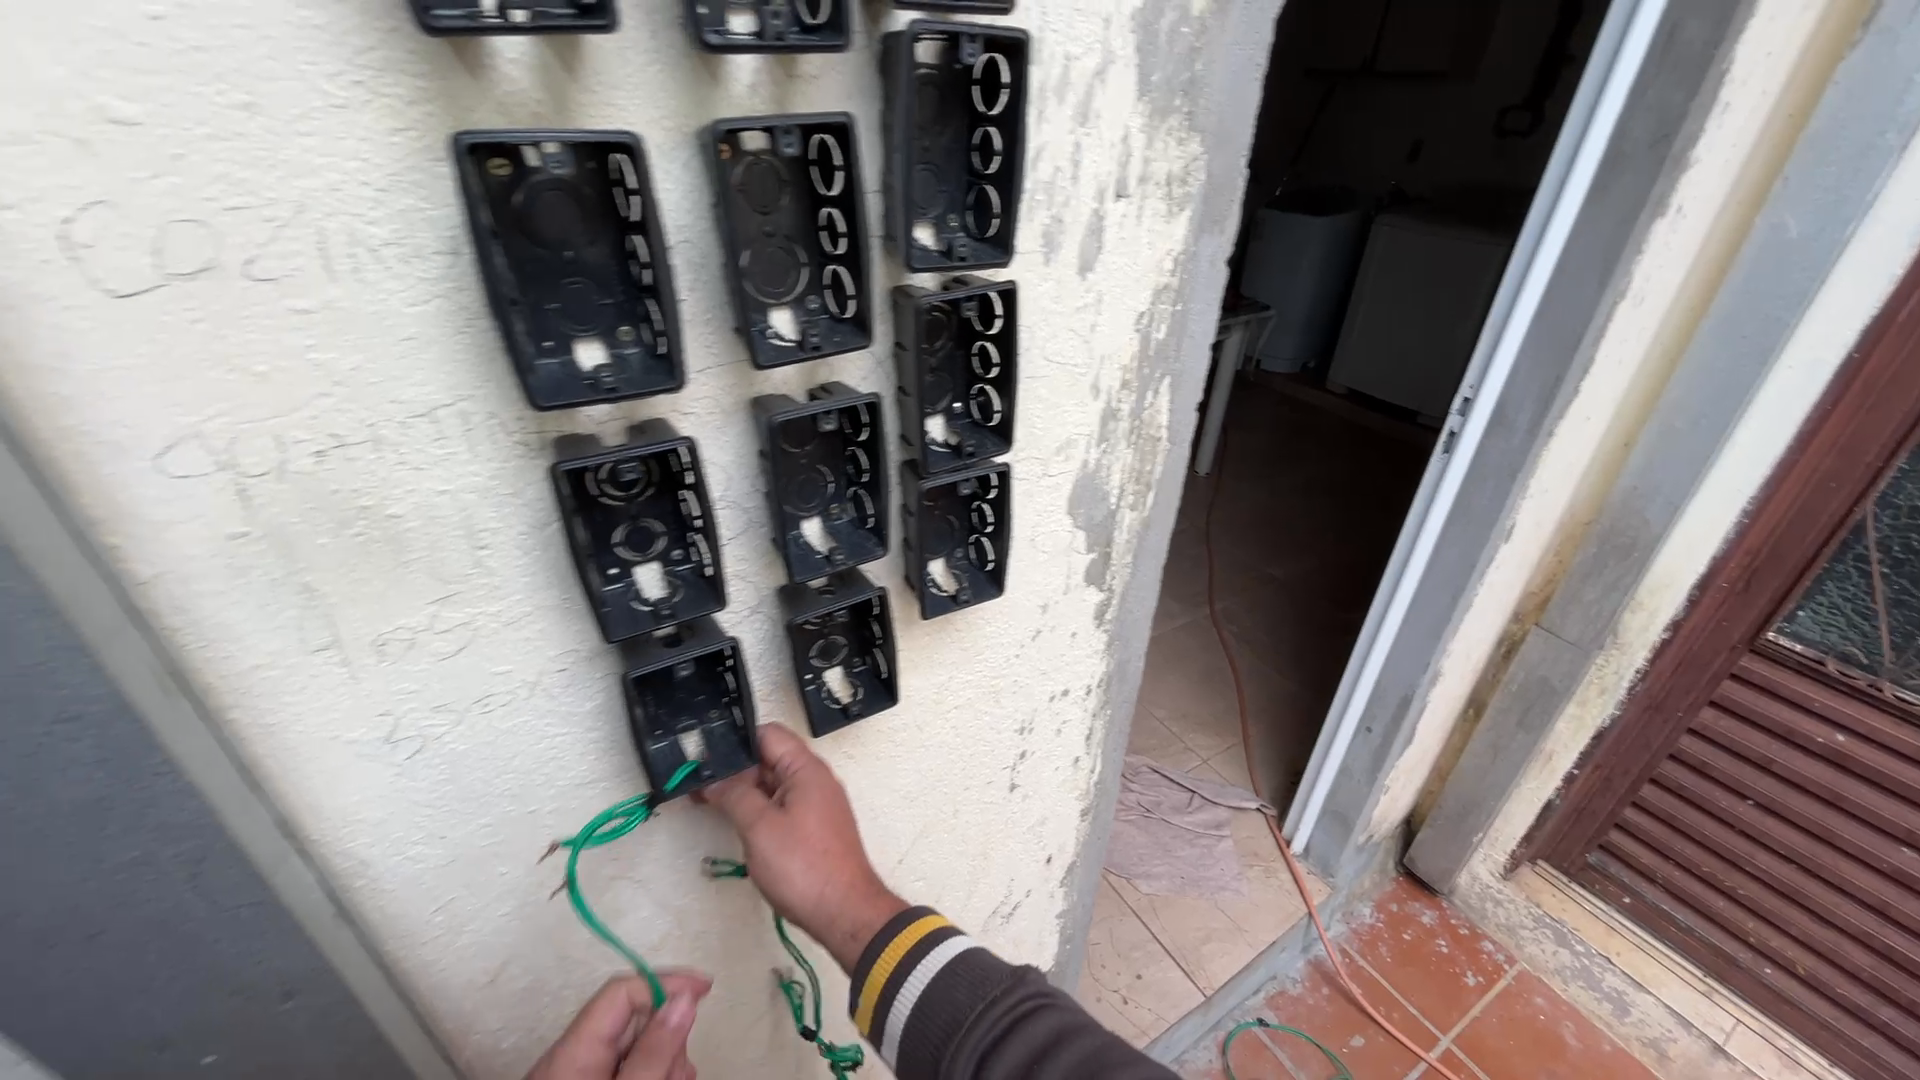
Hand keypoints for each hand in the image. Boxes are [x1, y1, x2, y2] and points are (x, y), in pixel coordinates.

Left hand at [526, 972, 709, 1079]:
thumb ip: (654, 1051)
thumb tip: (687, 997)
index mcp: (572, 1051)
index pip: (621, 991)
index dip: (665, 982)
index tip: (706, 988)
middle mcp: (573, 1056)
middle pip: (633, 1018)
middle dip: (669, 1032)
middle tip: (682, 1067)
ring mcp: (580, 1074)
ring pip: (637, 1043)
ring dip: (666, 1057)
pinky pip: (630, 1064)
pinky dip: (655, 1069)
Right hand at [698, 724, 908, 969]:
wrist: (844, 911)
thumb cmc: (803, 867)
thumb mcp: (759, 827)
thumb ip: (734, 796)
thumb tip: (714, 779)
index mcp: (806, 769)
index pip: (769, 734)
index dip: (736, 741)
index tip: (705, 755)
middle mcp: (815, 779)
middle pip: (770, 759)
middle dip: (735, 769)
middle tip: (697, 784)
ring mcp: (816, 804)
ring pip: (774, 784)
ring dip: (744, 791)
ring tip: (707, 802)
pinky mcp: (814, 827)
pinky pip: (782, 806)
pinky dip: (758, 809)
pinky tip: (736, 823)